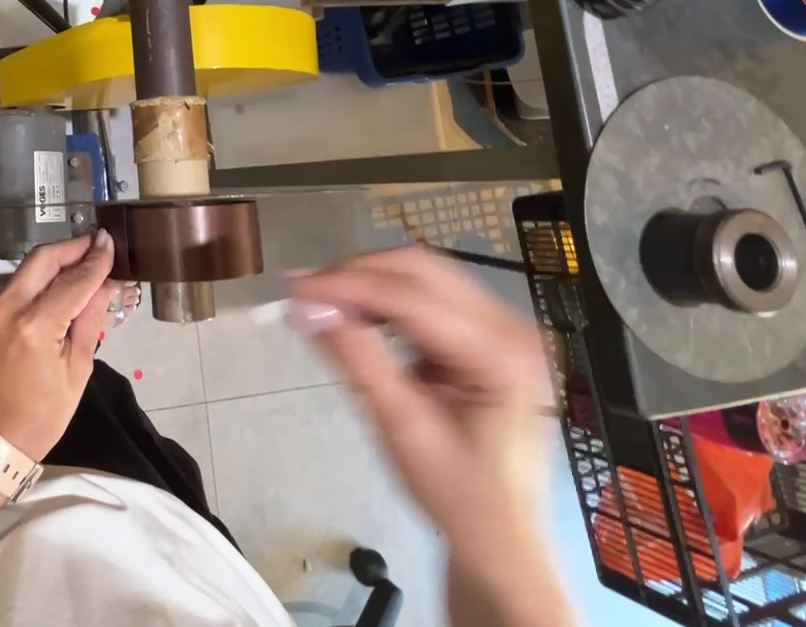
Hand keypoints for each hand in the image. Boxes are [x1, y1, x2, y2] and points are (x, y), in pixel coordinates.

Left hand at [0, 230, 117, 459]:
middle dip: (74, 248)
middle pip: (43, 258)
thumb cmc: (45, 412)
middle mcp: (8, 307)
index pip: (73, 282)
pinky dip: (44, 274)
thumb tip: (106, 282)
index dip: (96, 261)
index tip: (111, 242)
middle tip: (100, 244)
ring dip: (59, 259)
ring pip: (30, 266)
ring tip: (88, 260)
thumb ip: (90, 318)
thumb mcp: (78, 368)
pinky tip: (65, 279)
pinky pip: (20, 281)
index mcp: (34, 327)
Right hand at [288, 248, 553, 577]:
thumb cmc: (455, 493)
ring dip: (368, 281)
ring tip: (322, 302)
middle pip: (420, 269)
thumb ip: (354, 357)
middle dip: (356, 274)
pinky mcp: (490, 332)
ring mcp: (505, 327)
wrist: (500, 536)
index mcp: (500, 357)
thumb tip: (305, 307)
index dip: (347, 285)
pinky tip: (355, 312)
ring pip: (423, 273)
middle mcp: (512, 328)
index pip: (410, 297)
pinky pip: (429, 293)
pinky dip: (386, 296)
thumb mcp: (398, 425)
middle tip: (305, 293)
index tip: (294, 288)